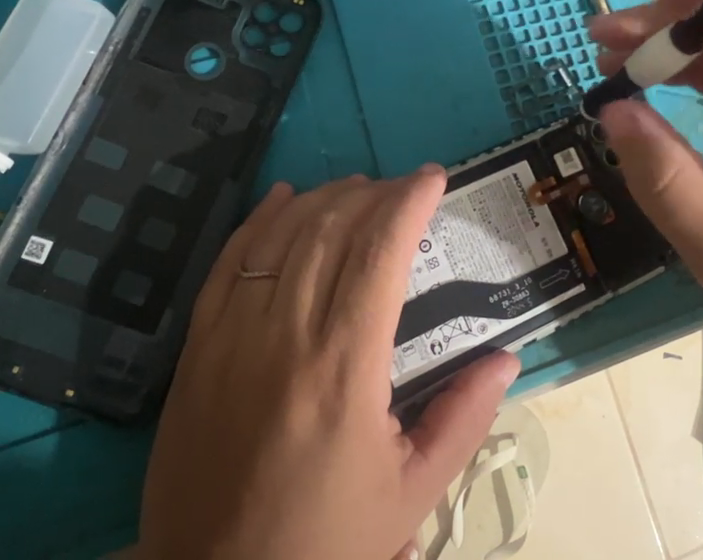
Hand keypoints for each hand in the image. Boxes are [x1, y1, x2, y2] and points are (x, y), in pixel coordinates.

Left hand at [138, 169, 520, 559]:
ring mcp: (232, 336)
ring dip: (324, 199)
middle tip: (405, 187)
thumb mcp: (410, 493)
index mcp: (345, 368)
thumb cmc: (323, 541)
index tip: (434, 179)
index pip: (380, 253)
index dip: (410, 203)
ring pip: (281, 236)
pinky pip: (227, 262)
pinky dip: (259, 220)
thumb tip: (505, 357)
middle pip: (332, 230)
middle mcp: (285, 335)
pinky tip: (283, 199)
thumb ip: (462, 418)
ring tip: (359, 188)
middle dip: (375, 193)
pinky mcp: (197, 347)